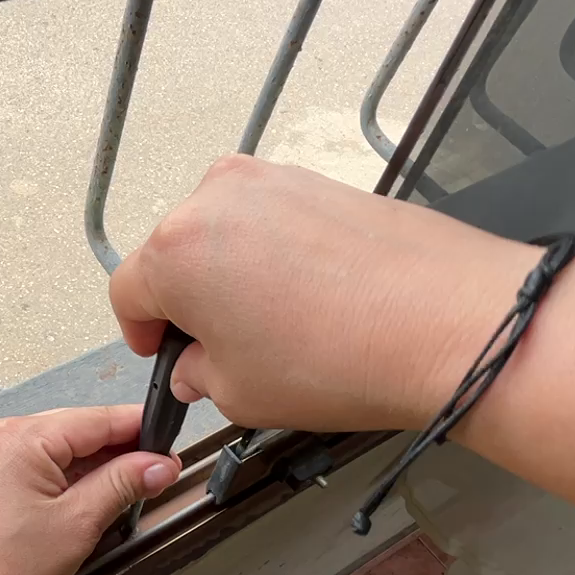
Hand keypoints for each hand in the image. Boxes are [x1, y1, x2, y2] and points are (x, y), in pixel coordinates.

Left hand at [0, 406, 181, 574]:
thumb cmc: (7, 570)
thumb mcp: (79, 523)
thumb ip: (122, 483)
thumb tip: (161, 464)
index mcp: (22, 436)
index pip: (97, 418)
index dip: (140, 430)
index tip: (172, 447)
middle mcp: (2, 433)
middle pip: (78, 429)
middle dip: (119, 450)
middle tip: (158, 473)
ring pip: (61, 446)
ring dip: (95, 465)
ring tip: (131, 488)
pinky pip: (40, 462)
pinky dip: (69, 476)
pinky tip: (92, 494)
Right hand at [110, 155, 542, 430]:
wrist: (447, 323)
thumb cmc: (340, 357)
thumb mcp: (236, 394)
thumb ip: (196, 375)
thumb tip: (193, 365)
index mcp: (174, 252)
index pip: (127, 292)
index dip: (140, 332)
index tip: (163, 352)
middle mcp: (214, 200)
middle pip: (171, 257)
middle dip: (185, 304)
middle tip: (217, 350)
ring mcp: (270, 181)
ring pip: (218, 235)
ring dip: (227, 279)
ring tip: (270, 328)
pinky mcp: (316, 180)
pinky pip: (267, 221)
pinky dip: (269, 257)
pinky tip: (304, 300)